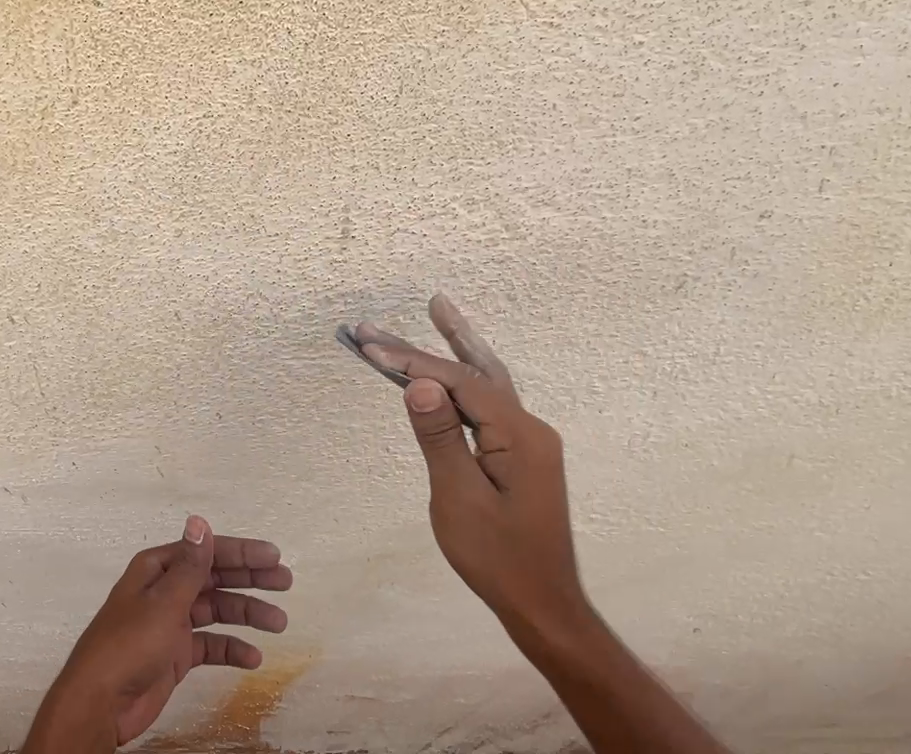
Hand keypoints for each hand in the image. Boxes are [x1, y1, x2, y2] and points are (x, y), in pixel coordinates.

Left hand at [23, 516, 291, 752]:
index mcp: (157, 569)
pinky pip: (209, 645)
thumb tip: (199, 521)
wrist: (102, 700)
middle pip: (213, 578)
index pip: (205, 552)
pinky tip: (253, 657)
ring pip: (216, 611)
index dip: (240, 552)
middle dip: (249, 578)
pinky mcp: (174, 654)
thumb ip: (189, 565)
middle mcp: (164, 591)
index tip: (274, 555)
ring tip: (279, 623)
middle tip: (285, 582)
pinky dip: (231, 649)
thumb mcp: (164, 601)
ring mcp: (170, 623)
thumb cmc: (129, 644)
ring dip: (246, 614)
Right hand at [354, 295, 588, 633]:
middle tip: (384, 319)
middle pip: (475, 370)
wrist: (541, 602)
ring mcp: (526, 439)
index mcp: (518, 435)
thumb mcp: (458, 498)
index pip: (458, 382)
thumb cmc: (496, 556)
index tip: (368, 347)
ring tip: (437, 308)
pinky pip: (485, 402)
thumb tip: (419, 385)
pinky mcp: (518, 452)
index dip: (412, 362)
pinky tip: (448, 369)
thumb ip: (440, 437)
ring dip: (454, 347)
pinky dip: (461, 378)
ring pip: (485, 381)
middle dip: (432, 340)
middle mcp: (529, 427)